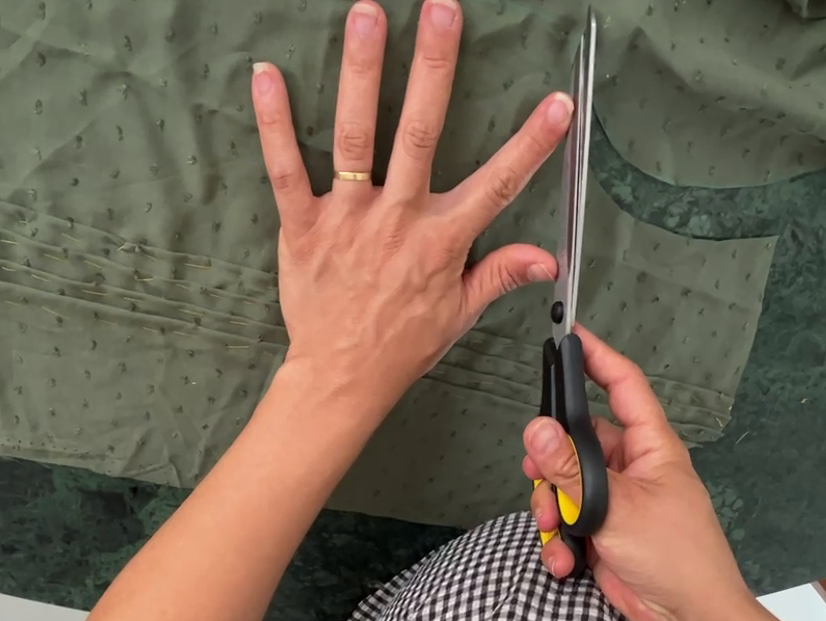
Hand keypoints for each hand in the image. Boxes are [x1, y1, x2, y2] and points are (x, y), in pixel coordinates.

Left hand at [251, 0, 573, 412]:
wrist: (342, 378)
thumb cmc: (401, 347)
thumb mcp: (458, 315)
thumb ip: (499, 276)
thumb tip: (546, 259)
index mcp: (441, 243)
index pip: (495, 185)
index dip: (530, 145)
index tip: (558, 104)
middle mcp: (398, 222)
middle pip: (421, 134)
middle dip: (436, 68)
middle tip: (443, 10)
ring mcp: (348, 222)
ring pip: (357, 138)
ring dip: (363, 74)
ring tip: (369, 16)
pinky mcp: (303, 228)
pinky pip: (286, 169)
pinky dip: (274, 124)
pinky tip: (267, 76)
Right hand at [524, 327, 753, 620]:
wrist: (686, 616)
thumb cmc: (674, 554)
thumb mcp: (616, 505)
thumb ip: (571, 468)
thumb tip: (537, 429)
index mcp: (650, 446)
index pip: (624, 387)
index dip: (598, 359)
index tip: (571, 336)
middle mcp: (630, 467)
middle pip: (576, 442)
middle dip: (550, 461)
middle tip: (535, 473)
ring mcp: (615, 500)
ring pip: (563, 485)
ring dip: (550, 508)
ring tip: (556, 531)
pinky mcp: (601, 531)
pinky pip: (566, 522)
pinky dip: (559, 540)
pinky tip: (564, 560)